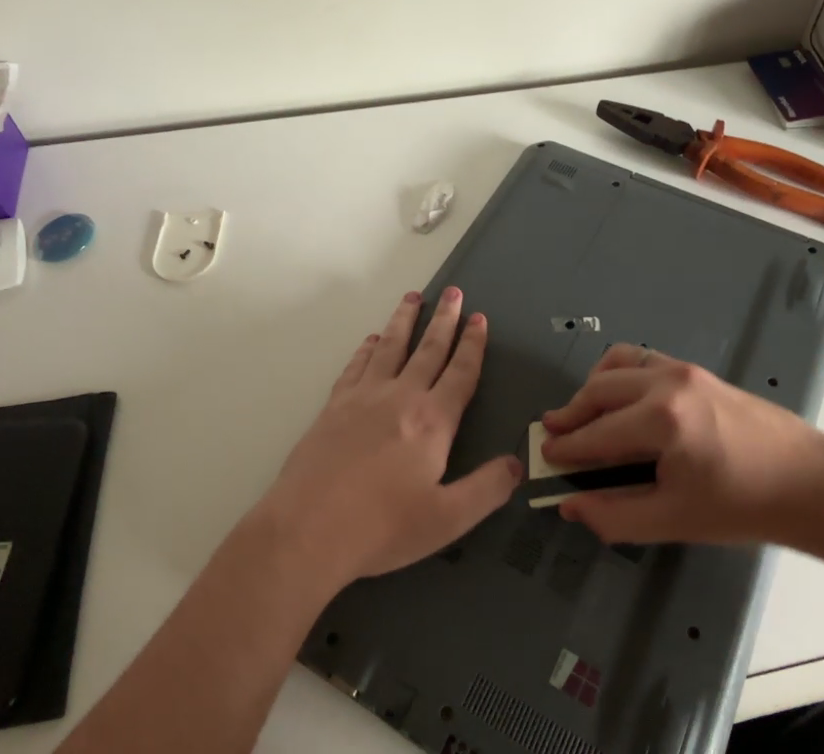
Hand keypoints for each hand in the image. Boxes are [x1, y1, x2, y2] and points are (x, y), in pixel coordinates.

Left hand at [256, 288, 520, 588]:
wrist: (306, 530)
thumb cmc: (382, 528)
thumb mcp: (447, 519)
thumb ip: (487, 489)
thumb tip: (517, 464)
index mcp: (433, 422)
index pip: (460, 373)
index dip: (472, 345)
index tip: (478, 319)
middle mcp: (400, 398)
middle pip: (427, 350)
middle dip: (444, 320)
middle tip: (453, 293)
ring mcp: (362, 399)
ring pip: (389, 347)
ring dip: (404, 320)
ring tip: (413, 297)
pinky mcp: (333, 408)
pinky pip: (356, 366)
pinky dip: (368, 348)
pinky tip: (372, 341)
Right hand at [539, 345, 823, 545]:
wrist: (811, 483)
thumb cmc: (743, 507)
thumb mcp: (674, 521)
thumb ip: (615, 515)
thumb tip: (571, 506)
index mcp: (660, 420)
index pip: (596, 434)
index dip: (566, 448)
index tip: (544, 457)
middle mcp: (666, 384)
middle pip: (600, 390)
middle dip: (572, 414)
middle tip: (552, 435)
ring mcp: (684, 371)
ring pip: (619, 365)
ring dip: (594, 388)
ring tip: (582, 413)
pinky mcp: (698, 371)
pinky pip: (644, 360)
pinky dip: (621, 374)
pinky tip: (621, 400)